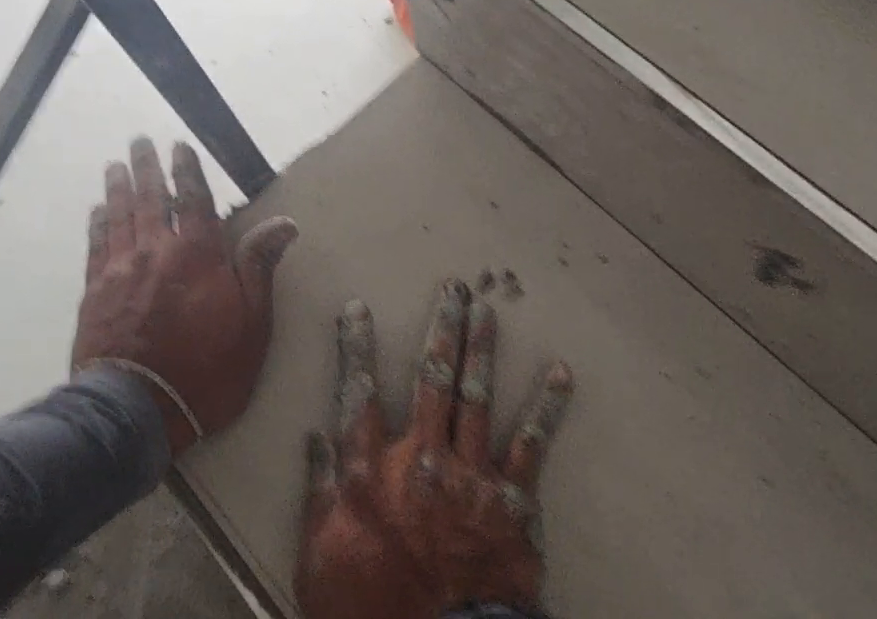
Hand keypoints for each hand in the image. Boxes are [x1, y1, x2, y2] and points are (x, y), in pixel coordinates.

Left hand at [72, 138, 298, 456]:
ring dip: (119, 187)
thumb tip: (283, 223)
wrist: (138, 410)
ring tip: (116, 165)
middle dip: (147, 167)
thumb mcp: (252, 322)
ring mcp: (120, 270)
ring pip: (120, 216)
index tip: (180, 145)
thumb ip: (260, 266)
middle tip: (139, 141)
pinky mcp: (95, 292)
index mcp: (198, 254)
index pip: (193, 199)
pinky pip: (96, 245)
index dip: (187, 169)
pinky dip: (98, 223)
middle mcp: (156, 250)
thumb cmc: (208, 367)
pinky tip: (99, 210)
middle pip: (151, 198)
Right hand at [295, 280, 574, 618]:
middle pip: (431, 379)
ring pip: (476, 396)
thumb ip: (321, 491)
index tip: (359, 309)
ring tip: (489, 311)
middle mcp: (421, 458)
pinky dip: (547, 407)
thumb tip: (316, 438)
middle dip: (442, 329)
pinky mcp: (510, 498)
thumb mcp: (320, 556)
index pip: (359, 394)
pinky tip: (560, 372)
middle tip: (453, 289)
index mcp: (371, 471)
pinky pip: (531, 444)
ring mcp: (470, 474)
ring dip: (483, 348)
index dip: (357, 348)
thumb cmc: (368, 607)